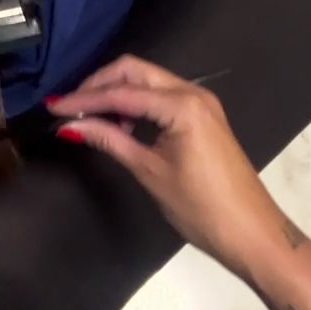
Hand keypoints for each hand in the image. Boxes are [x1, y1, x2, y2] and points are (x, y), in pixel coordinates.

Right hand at [48, 57, 287, 269]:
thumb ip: (109, 139)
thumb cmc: (203, 208)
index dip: (83, 99)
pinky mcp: (202, 114)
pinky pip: (159, 94)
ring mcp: (200, 101)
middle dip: (98, 85)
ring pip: (145, 79)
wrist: (257, 238)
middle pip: (133, 71)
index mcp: (181, 104)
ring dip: (116, 92)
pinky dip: (135, 102)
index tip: (53, 106)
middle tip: (70, 104)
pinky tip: (120, 123)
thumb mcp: (149, 172)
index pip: (121, 93)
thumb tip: (68, 125)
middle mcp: (191, 92)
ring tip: (91, 117)